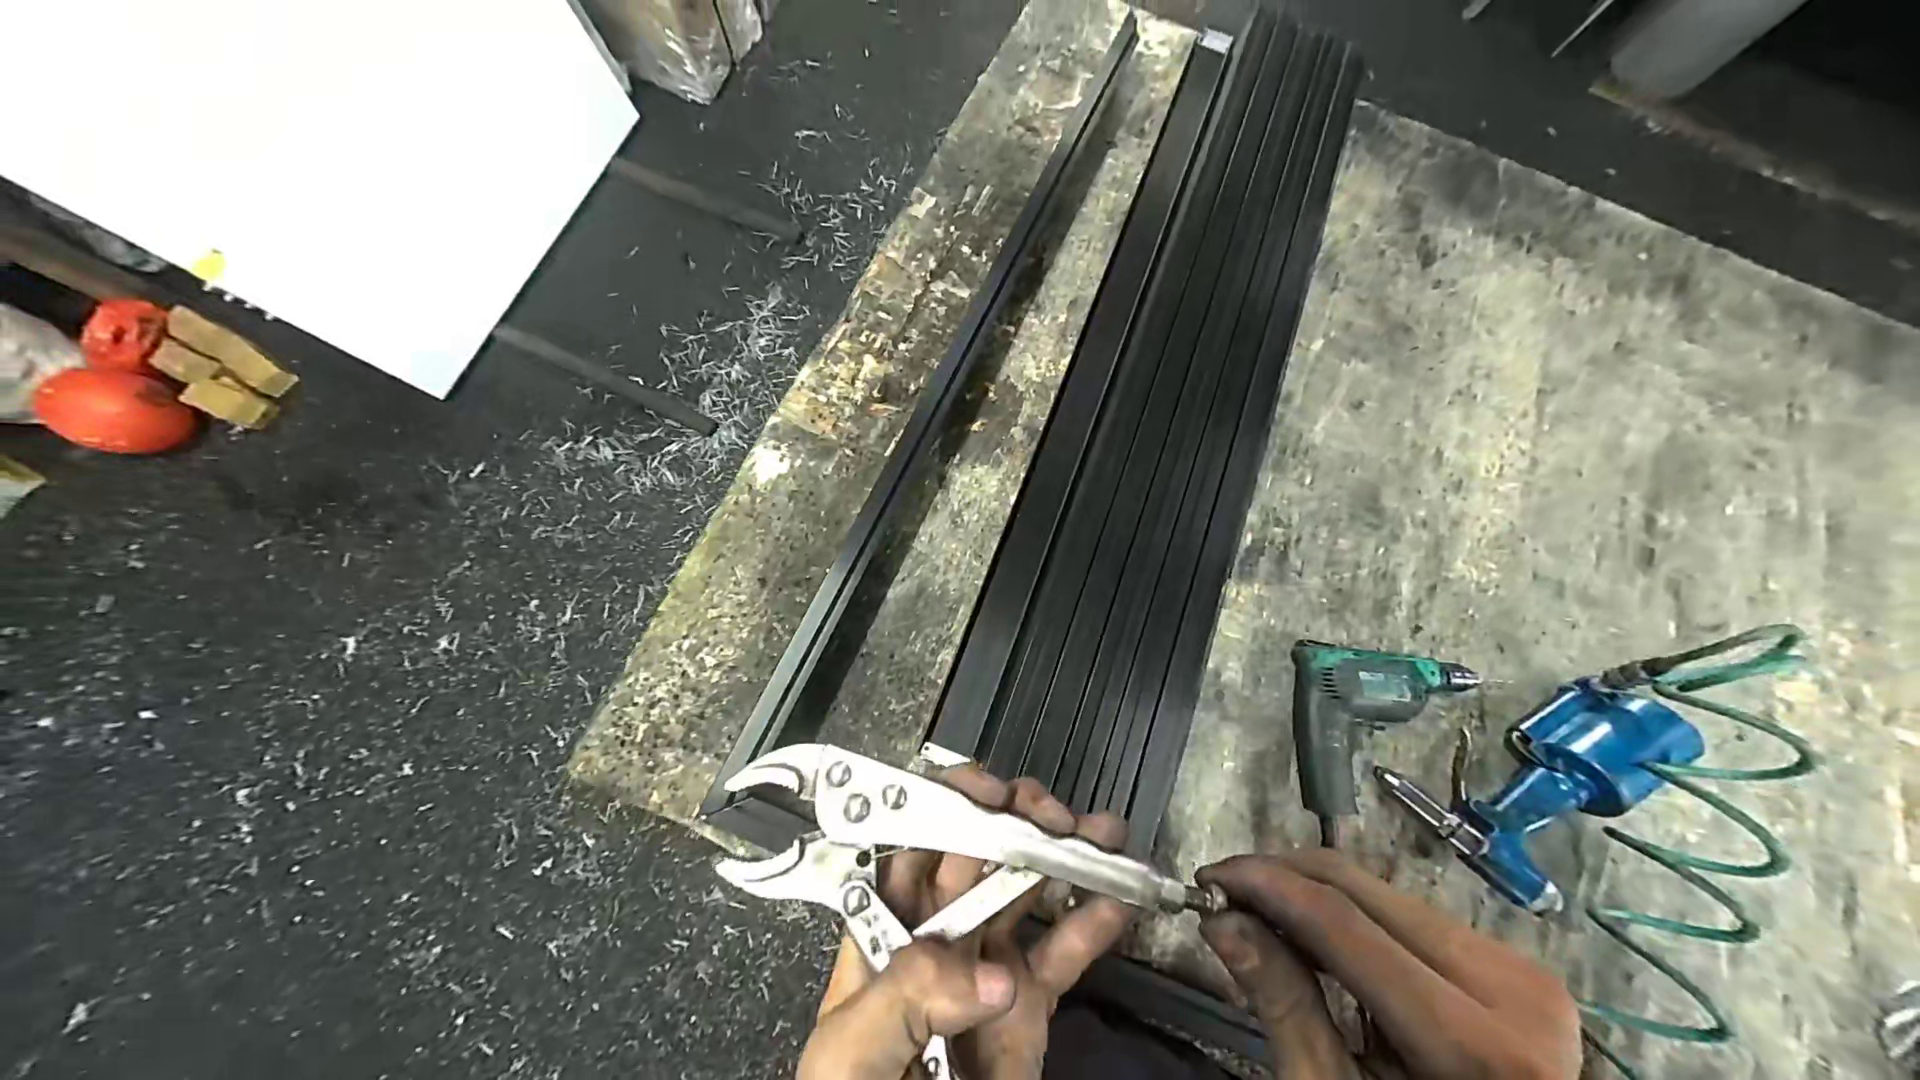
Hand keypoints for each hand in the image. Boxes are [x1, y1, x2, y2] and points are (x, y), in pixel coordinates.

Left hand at [798, 767, 1136, 1078]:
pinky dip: (1092, 925)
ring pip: (1026, 891)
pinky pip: (1063, 954)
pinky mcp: (1027, 1005)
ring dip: (1063, 855)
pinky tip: (1118, 900)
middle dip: (1014, 820)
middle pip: (976, 856)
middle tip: (1050, 813)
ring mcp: (986, 966)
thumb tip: (990, 974)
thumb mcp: (852, 1054)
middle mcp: (938, 935)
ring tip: (1098, 833)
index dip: (948, 807)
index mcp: (885, 931)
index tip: (987, 792)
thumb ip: (904, 999)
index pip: (912, 846)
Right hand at [1197, 851, 1582, 1079]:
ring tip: (1258, 913)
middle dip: (1279, 879)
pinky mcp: (1509, 964)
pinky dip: (1345, 911)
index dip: (1266, 886)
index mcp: (1480, 1048)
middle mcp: (1512, 987)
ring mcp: (1518, 970)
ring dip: (1308, 891)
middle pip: (1363, 893)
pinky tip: (1309, 932)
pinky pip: (1405, 912)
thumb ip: (1284, 1006)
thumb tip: (1221, 921)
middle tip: (1221, 889)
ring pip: (1380, 892)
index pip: (1345, 923)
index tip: (1207, 878)